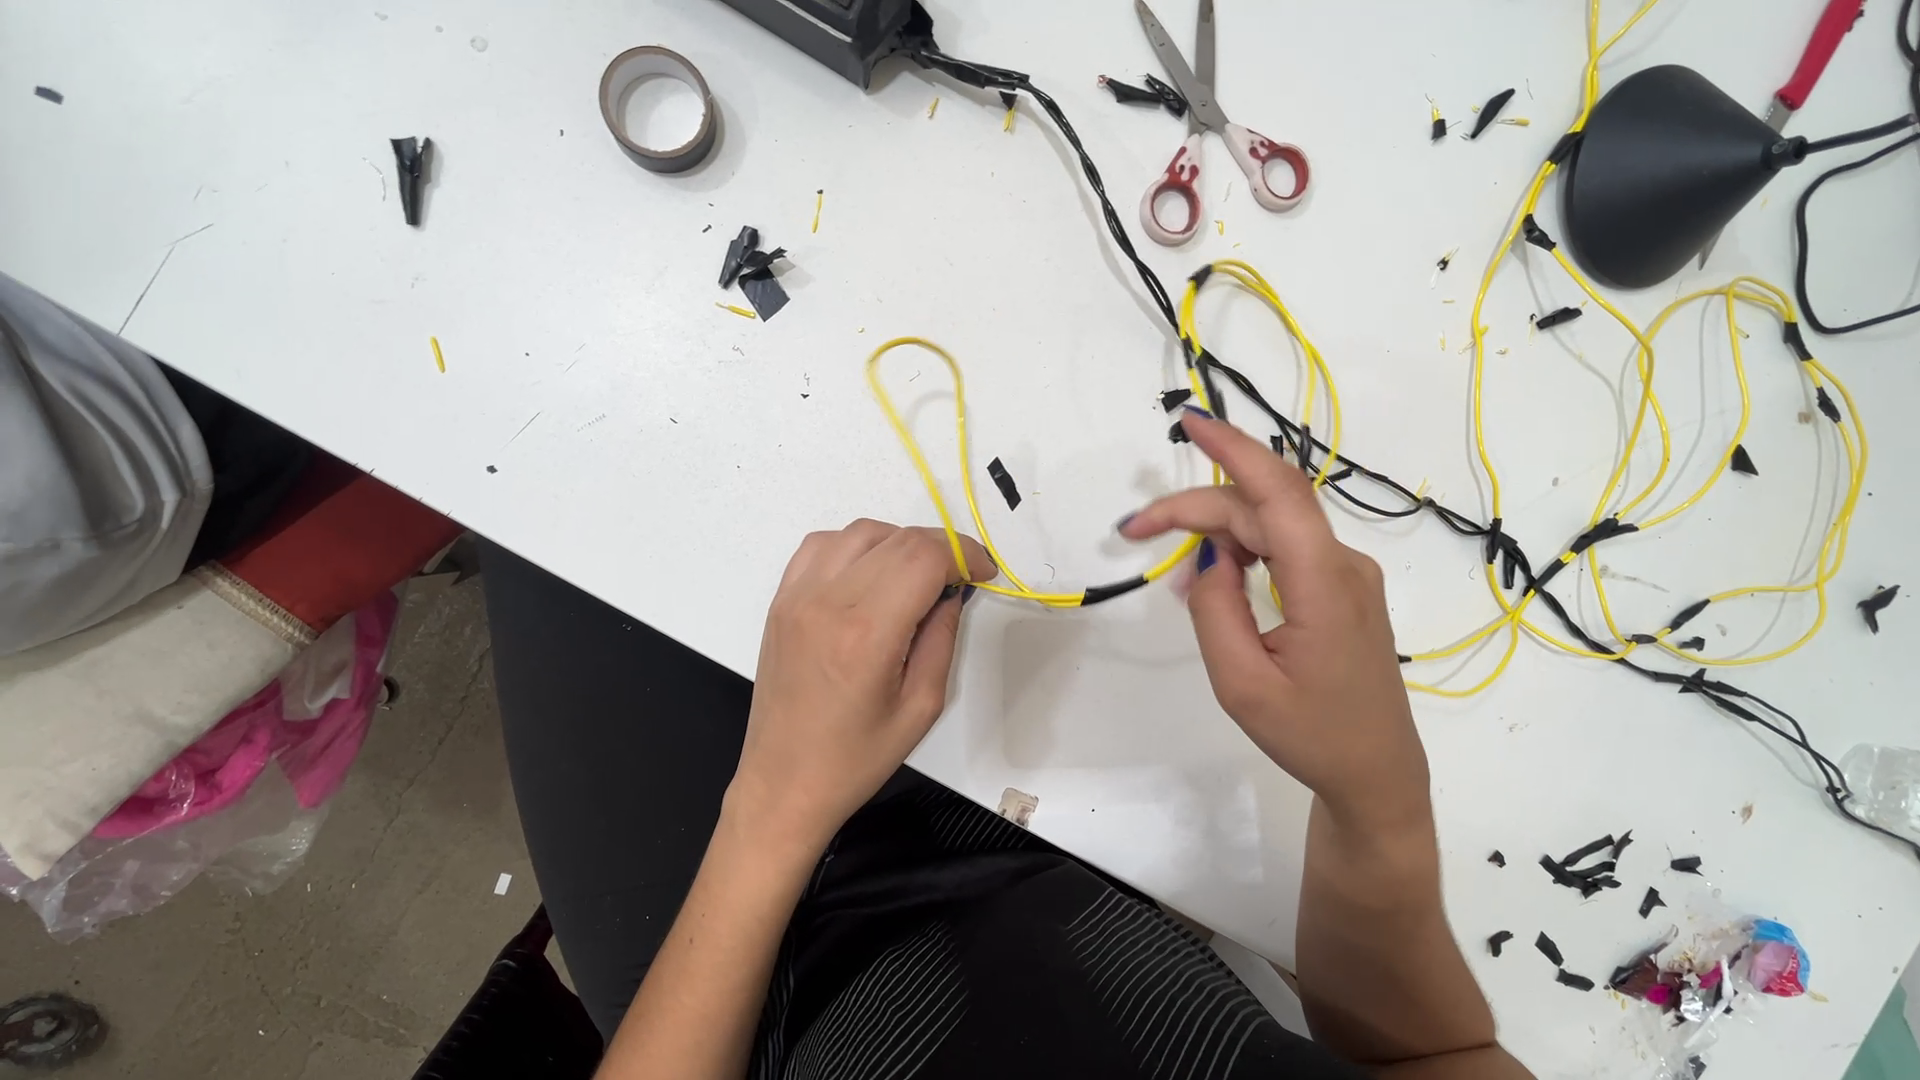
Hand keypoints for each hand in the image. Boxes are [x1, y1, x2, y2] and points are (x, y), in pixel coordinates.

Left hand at [728, 519, 994, 851]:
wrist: (783, 782)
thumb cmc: (856, 758)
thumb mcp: (922, 706)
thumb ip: (942, 637)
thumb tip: (952, 591)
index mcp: (867, 633)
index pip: (924, 557)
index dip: (965, 554)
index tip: (983, 574)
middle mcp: (827, 601)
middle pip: (898, 539)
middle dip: (941, 549)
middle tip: (959, 579)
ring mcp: (797, 596)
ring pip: (861, 532)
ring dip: (899, 543)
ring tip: (914, 579)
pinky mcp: (780, 600)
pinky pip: (821, 544)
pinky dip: (856, 546)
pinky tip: (870, 575)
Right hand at [1119, 410, 1430, 832]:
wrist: (1375, 772)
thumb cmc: (1310, 735)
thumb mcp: (1241, 684)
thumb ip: (1215, 611)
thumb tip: (1208, 557)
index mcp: (1323, 586)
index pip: (1277, 493)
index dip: (1233, 449)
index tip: (1187, 423)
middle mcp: (1341, 565)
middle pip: (1261, 508)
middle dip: (1194, 507)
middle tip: (1134, 532)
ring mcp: (1345, 574)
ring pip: (1271, 524)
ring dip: (1216, 528)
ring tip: (1169, 558)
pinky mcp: (1340, 587)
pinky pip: (1283, 547)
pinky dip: (1240, 548)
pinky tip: (1214, 573)